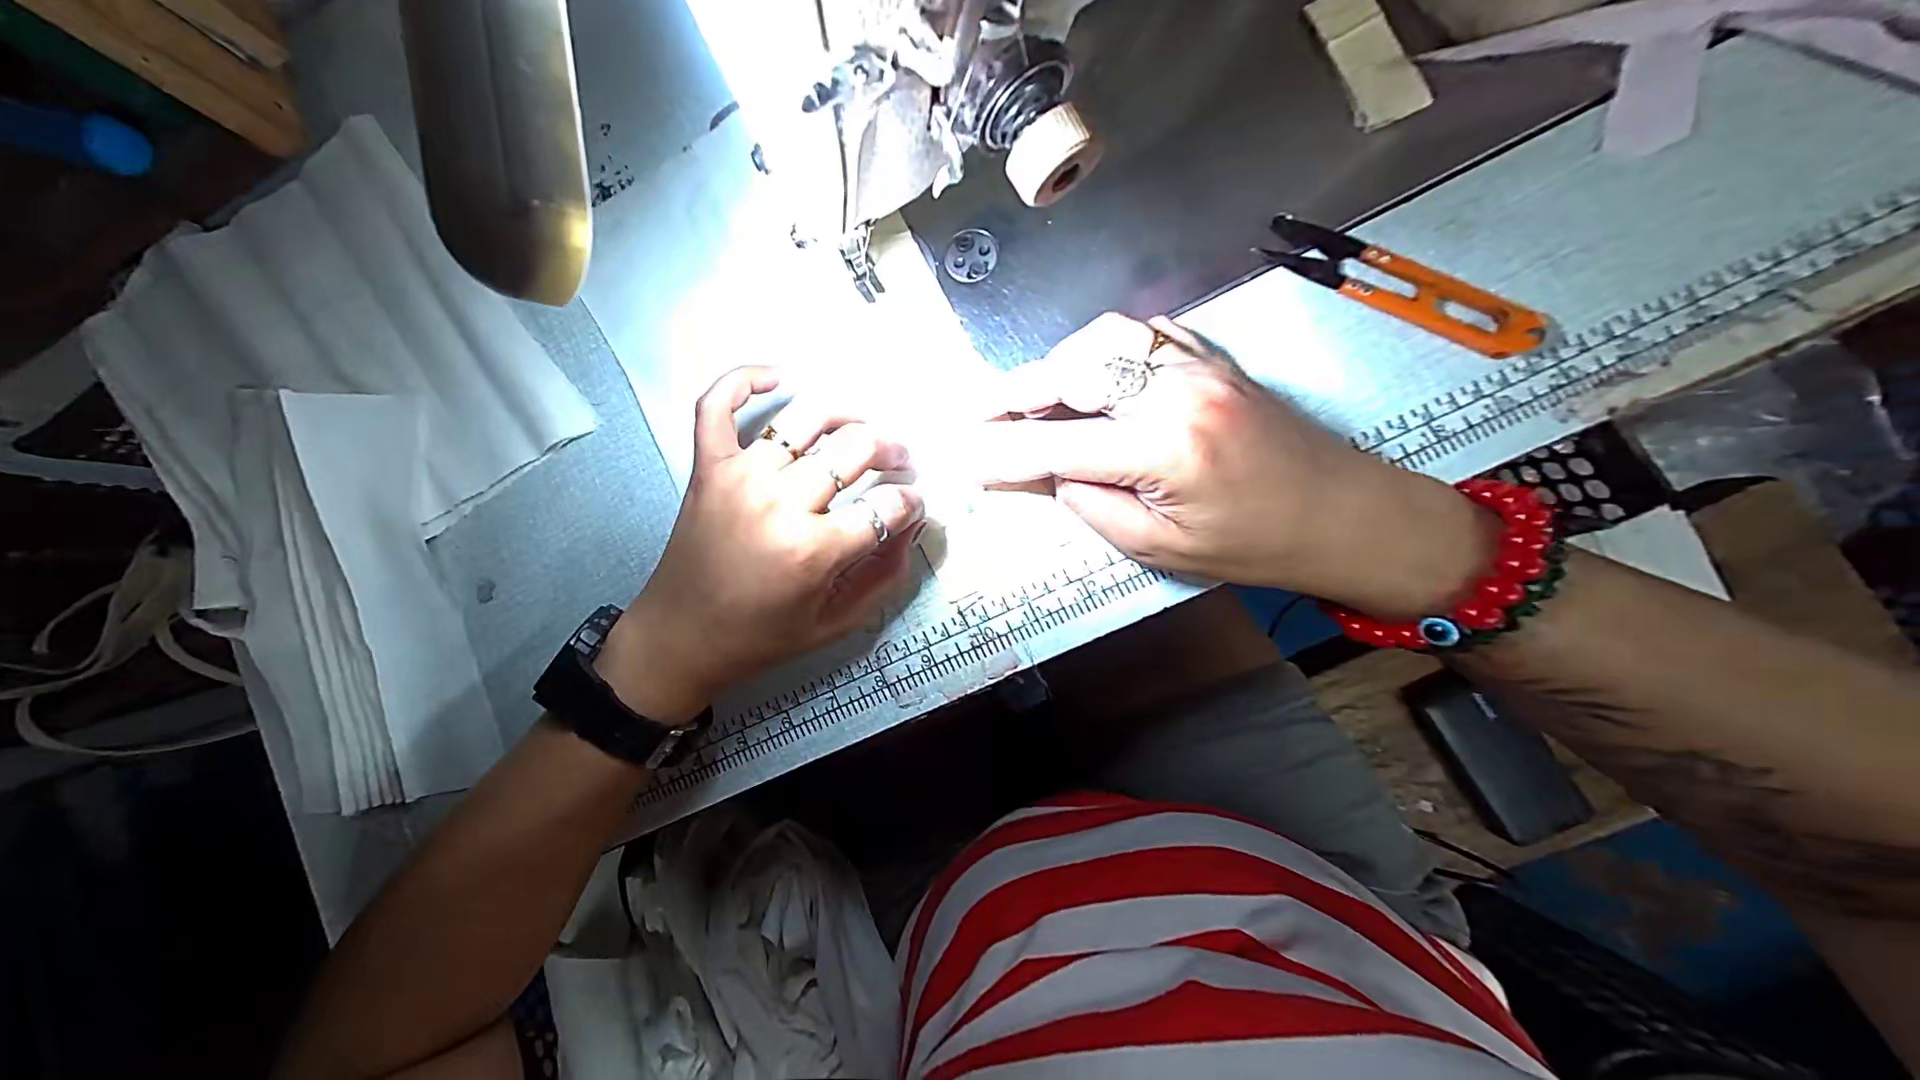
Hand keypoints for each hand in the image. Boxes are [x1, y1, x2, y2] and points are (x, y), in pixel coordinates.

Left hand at [596, 367, 926, 721]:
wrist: (683, 636)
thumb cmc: (763, 635)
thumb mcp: (838, 621)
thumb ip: (885, 573)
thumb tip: (913, 521)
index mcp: (813, 551)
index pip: (886, 504)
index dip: (911, 501)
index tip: (911, 504)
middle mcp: (778, 504)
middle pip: (855, 448)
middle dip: (891, 451)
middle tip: (898, 461)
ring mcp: (738, 477)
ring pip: (805, 419)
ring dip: (845, 415)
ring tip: (859, 428)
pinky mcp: (707, 467)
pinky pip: (718, 405)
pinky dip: (744, 380)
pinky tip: (777, 377)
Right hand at [972, 313, 1496, 617]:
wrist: (1347, 514)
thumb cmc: (1258, 546)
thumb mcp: (1165, 549)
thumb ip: (1096, 507)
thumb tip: (1054, 474)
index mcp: (1165, 448)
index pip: (1059, 444)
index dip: (1005, 453)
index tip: (967, 456)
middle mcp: (1177, 391)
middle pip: (1073, 373)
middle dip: (1016, 394)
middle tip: (981, 413)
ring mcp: (1198, 365)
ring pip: (1105, 339)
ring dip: (1058, 363)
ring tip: (1032, 395)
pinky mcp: (1214, 359)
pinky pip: (1145, 334)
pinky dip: (1106, 348)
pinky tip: (1093, 373)